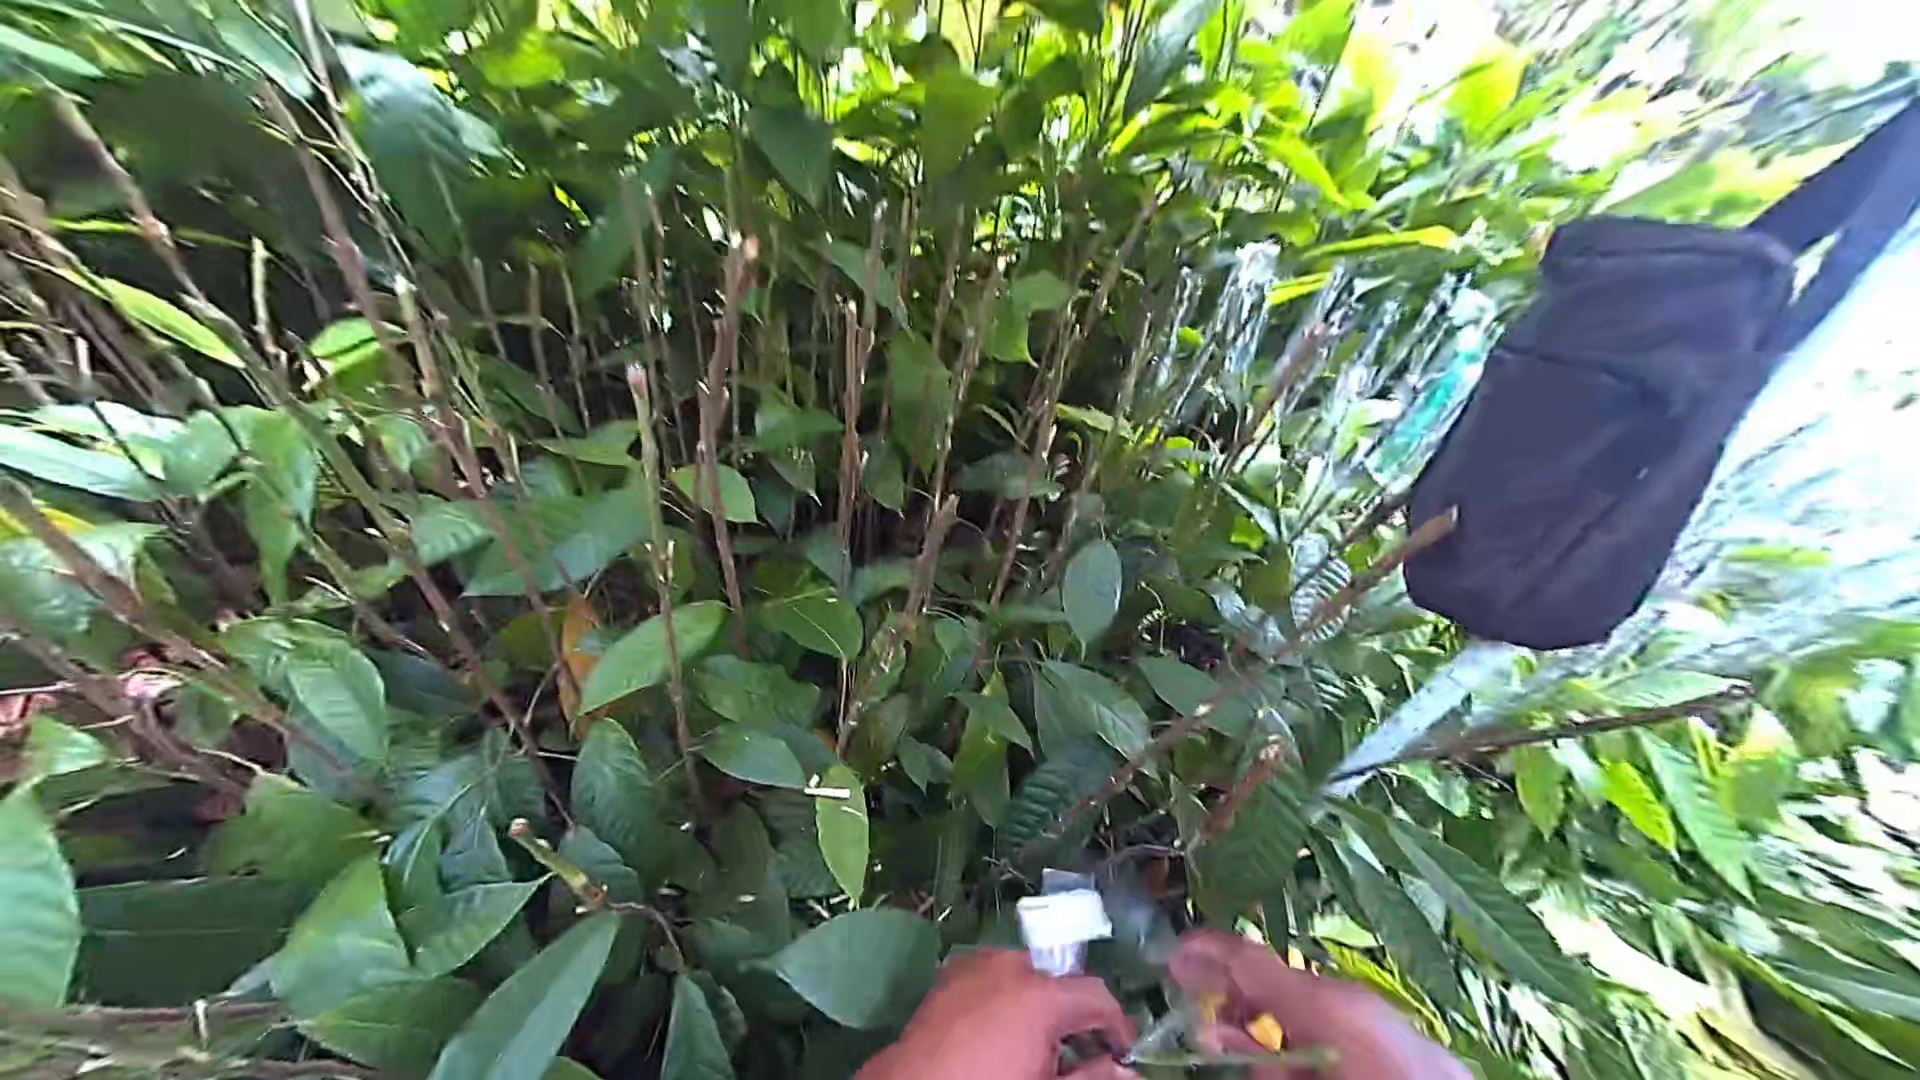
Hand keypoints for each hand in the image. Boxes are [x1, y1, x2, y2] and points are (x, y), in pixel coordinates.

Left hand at [854, 947, 1136, 1079]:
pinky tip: (997, 1035)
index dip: (1117, 1024)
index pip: (1096, 994)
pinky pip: (992, 977)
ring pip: (1024, 977)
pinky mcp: (952, 972)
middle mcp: (1010, 964)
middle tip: (1076, 1059)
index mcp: (1040, 994)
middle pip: (1058, 982)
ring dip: (1037, 1006)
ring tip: (1032, 1049)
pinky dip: (1005, 999)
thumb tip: (1127, 1072)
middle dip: (1072, 1018)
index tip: (1123, 1054)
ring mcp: (977, 963)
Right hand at [1168, 930, 1469, 1079]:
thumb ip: (1254, 1060)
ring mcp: (1389, 1022)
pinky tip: (1295, 1059)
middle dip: (1234, 995)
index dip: (1204, 953)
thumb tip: (1212, 1031)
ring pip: (1309, 1003)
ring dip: (1270, 1022)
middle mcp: (1355, 1000)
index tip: (1170, 961)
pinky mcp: (1413, 1047)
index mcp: (1326, 1005)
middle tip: (1204, 1027)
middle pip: (1275, 978)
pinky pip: (1343, 1025)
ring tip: (1246, 1050)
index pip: (1248, 957)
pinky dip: (1308, 1036)